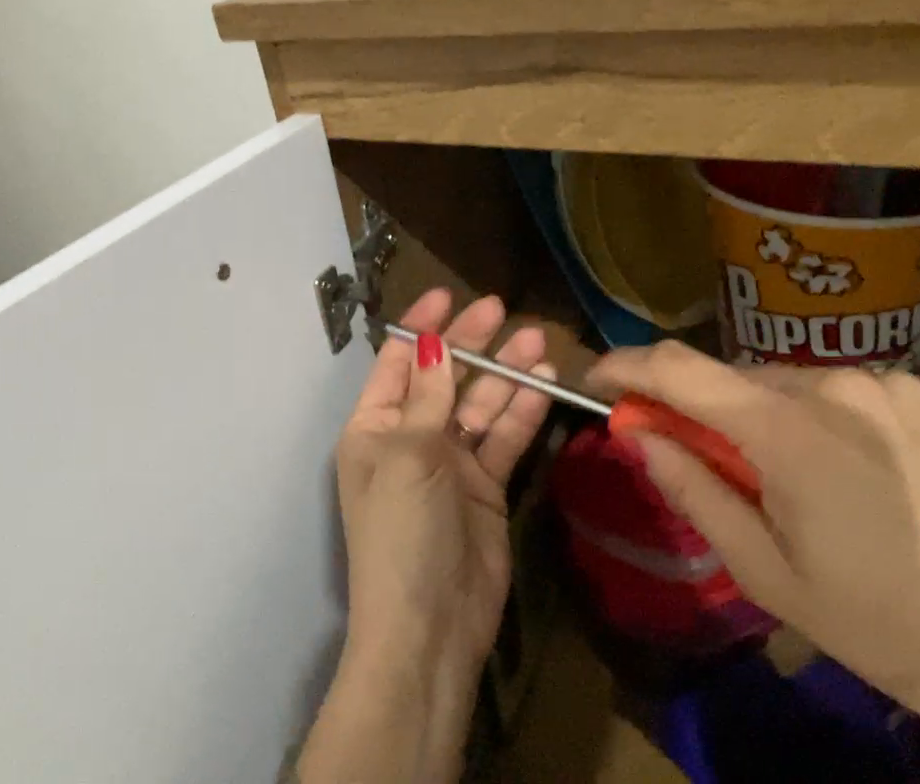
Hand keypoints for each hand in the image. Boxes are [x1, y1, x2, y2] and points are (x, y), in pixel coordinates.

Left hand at [335, 289, 552, 672]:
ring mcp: (450, 463)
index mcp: (374, 427)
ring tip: (537, 340)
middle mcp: (410, 439)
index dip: (422, 327)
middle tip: (504, 310)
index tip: (448, 295)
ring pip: (480, 405)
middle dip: (471, 343)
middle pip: (445, 378)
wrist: (430, 624)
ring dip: (506, 374)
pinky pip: (504, 439)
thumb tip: (435, 344)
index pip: (399, 363)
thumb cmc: (401, 531)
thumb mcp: (408, 455)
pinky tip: (545, 385)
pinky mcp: (485, 487)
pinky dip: (523, 413)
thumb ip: (429, 398)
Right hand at [588, 344, 919, 783]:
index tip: (598, 380)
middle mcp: (842, 385)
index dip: (629, 366)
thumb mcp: (765, 572)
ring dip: (772, 417)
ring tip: (796, 484)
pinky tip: (864, 479)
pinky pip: (859, 396)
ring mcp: (900, 387)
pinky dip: (834, 423)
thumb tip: (637, 432)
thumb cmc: (880, 627)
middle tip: (702, 460)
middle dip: (706, 409)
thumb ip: (692, 489)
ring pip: (800, 385)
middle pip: (741, 378)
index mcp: (790, 428)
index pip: (681, 369)